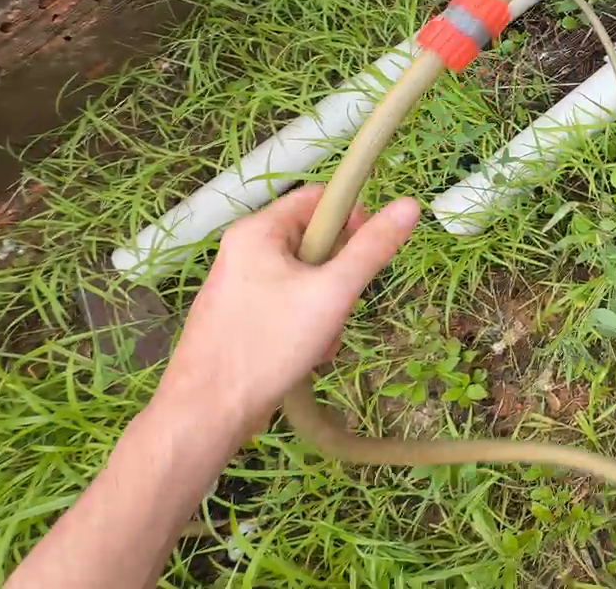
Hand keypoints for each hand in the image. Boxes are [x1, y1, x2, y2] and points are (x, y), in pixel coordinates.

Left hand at [155, 185, 419, 439]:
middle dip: (342, 270)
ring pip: (310, 274)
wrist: (204, 418)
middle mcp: (245, 250)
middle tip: (343, 300)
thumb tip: (411, 204)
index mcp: (258, 232)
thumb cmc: (267, 346)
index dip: (353, 216)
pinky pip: (293, 299)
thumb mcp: (333, 292)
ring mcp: (242, 283)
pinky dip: (311, 319)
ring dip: (331, 301)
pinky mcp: (243, 314)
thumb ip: (373, 246)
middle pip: (319, 238)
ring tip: (324, 332)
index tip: (367, 250)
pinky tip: (310, 349)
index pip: (321, 197)